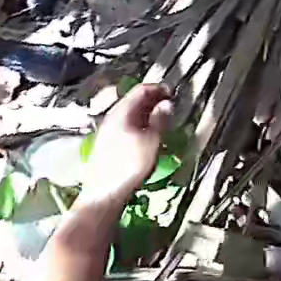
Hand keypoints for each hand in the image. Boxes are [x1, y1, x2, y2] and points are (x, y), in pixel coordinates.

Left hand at [80, 83, 172, 207]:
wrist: (107, 191)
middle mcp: (113, 116)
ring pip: (129, 112)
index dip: (159, 89)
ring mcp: (108, 129)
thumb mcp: (152, 140)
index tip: (172, 93)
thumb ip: (160, 119)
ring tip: (161, 119)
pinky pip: (125, 123)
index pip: (141, 90)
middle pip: (134, 100)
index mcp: (123, 111)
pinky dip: (139, 122)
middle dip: (152, 100)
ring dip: (146, 112)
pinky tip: (147, 133)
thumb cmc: (131, 165)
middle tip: (168, 105)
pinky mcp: (107, 141)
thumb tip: (166, 104)